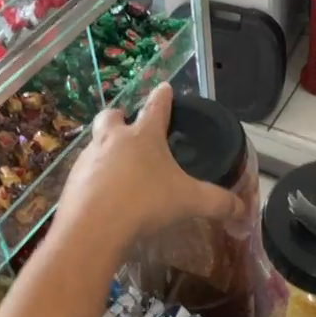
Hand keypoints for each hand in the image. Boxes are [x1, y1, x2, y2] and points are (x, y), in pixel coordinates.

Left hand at [57, 84, 245, 250]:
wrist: (92, 229)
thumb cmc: (144, 204)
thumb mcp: (189, 202)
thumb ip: (218, 204)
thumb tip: (243, 211)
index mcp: (143, 136)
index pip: (156, 106)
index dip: (163, 96)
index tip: (165, 87)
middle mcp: (112, 140)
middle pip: (112, 116)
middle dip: (120, 117)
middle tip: (128, 126)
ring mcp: (88, 160)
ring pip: (95, 144)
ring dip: (106, 149)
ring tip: (119, 169)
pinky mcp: (72, 183)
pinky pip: (85, 173)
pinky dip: (95, 179)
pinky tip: (104, 197)